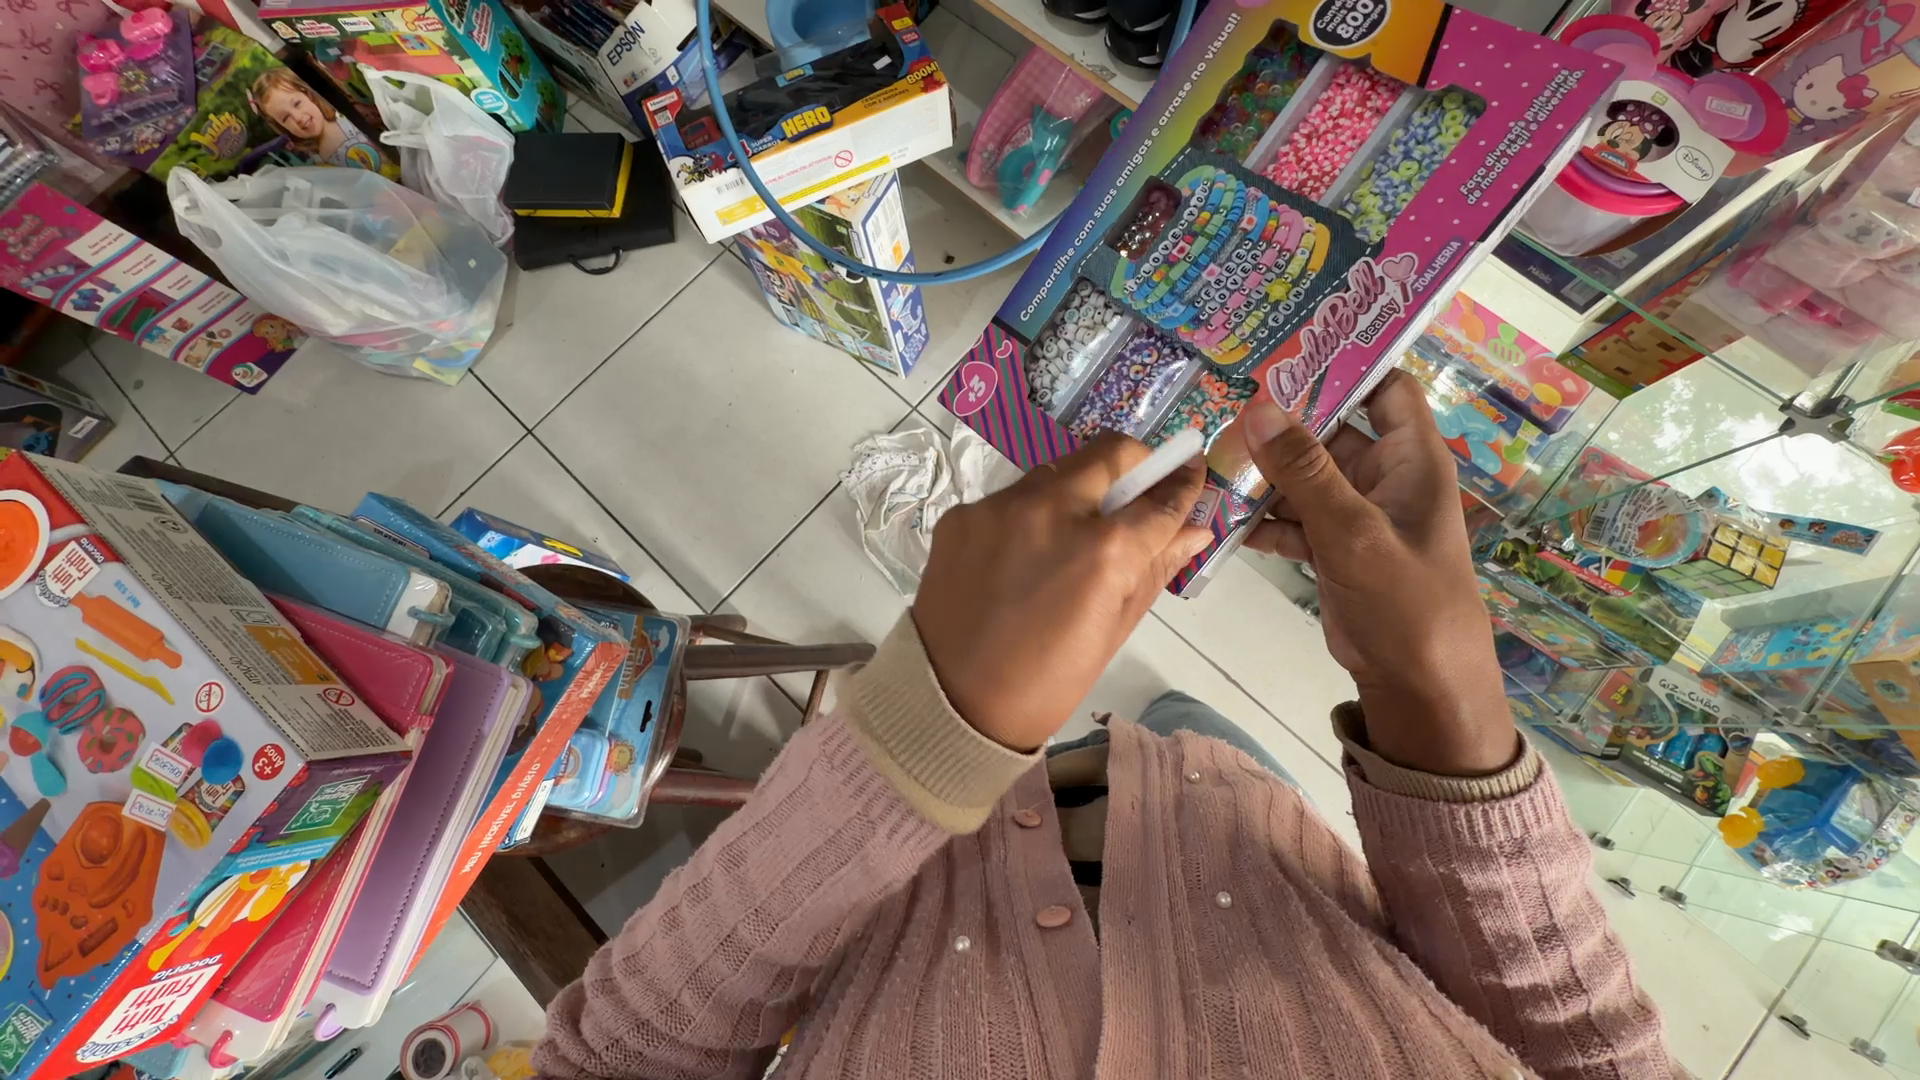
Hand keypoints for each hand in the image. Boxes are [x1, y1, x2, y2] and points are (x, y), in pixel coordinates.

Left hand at [913, 433, 1210, 750]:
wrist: (948, 700)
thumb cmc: (1045, 683)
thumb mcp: (1113, 632)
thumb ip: (1154, 569)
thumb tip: (1194, 529)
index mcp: (1100, 551)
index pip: (1159, 499)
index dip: (1184, 481)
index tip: (1192, 468)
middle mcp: (1050, 510)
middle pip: (1107, 453)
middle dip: (1133, 464)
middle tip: (1137, 490)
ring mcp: (999, 507)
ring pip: (1055, 471)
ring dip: (1078, 489)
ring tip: (1073, 532)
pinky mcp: (962, 514)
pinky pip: (1011, 498)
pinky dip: (1030, 515)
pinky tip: (1024, 553)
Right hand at [1238, 370, 1515, 776]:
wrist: (1416, 681)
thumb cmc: (1406, 599)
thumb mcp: (1353, 530)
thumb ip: (1304, 470)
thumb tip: (1256, 407)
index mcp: (1409, 459)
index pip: (1384, 388)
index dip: (1345, 364)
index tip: (1286, 350)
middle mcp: (1382, 477)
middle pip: (1328, 432)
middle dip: (1281, 424)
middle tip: (1222, 406)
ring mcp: (1354, 513)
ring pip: (1302, 477)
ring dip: (1263, 475)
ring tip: (1212, 464)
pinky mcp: (1332, 546)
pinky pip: (1292, 518)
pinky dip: (1264, 519)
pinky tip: (1228, 521)